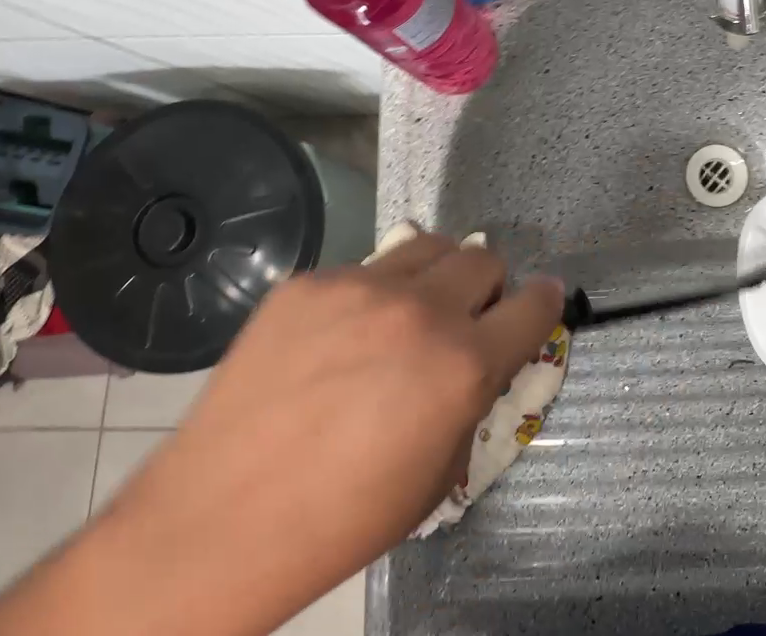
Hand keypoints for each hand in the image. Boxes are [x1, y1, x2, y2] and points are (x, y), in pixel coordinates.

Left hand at [94, 231, 563, 631]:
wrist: (221, 519)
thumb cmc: (344, 518)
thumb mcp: (440, 474)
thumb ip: (473, 402)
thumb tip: (481, 363)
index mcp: (463, 365)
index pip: (534, 306)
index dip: (544, 302)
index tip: (540, 302)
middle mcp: (420, 311)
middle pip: (483, 259)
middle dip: (488, 287)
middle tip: (465, 319)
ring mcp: (358, 289)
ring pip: (428, 246)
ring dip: (437, 273)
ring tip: (412, 311)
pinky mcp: (307, 284)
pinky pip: (362, 271)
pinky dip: (372, 293)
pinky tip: (340, 336)